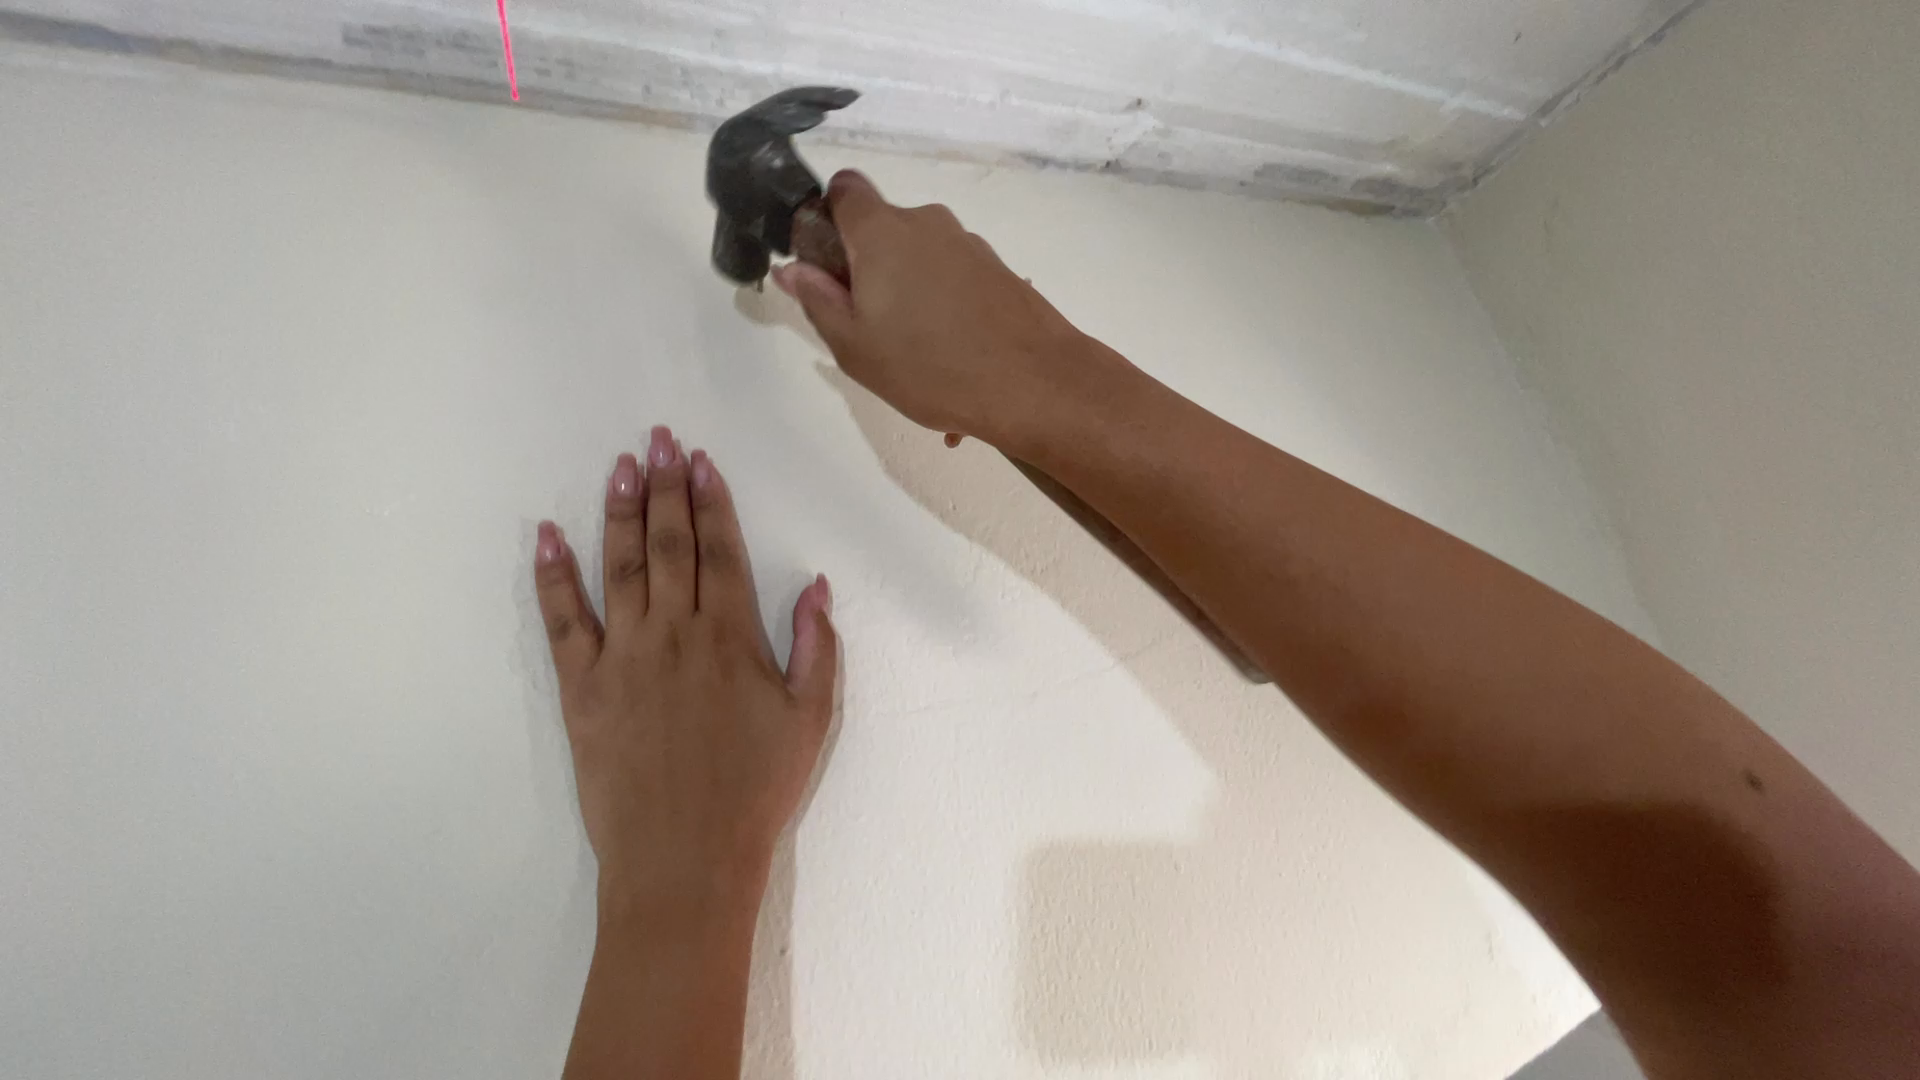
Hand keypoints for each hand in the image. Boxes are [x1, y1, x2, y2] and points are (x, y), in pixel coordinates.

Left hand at [532, 425, 836, 914]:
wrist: (685, 860)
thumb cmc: (757, 789)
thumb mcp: (812, 719)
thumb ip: (816, 647)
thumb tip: (817, 584)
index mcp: (731, 638)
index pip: (721, 551)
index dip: (711, 502)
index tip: (700, 461)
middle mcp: (675, 634)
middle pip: (670, 546)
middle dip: (666, 488)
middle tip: (658, 439)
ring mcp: (623, 658)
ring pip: (621, 568)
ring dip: (620, 513)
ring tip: (619, 466)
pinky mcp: (582, 689)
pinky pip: (563, 622)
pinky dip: (554, 577)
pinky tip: (548, 536)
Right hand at [772, 170, 1125, 452]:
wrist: (1035, 383)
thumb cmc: (930, 367)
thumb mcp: (855, 346)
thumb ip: (819, 301)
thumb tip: (794, 268)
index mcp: (883, 233)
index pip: (843, 190)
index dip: (826, 220)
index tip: (827, 267)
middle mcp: (929, 225)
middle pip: (885, 232)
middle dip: (871, 272)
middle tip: (872, 331)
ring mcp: (971, 247)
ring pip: (923, 265)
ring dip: (911, 301)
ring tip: (918, 364)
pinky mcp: (1001, 273)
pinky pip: (957, 286)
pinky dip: (947, 315)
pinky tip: (953, 367)